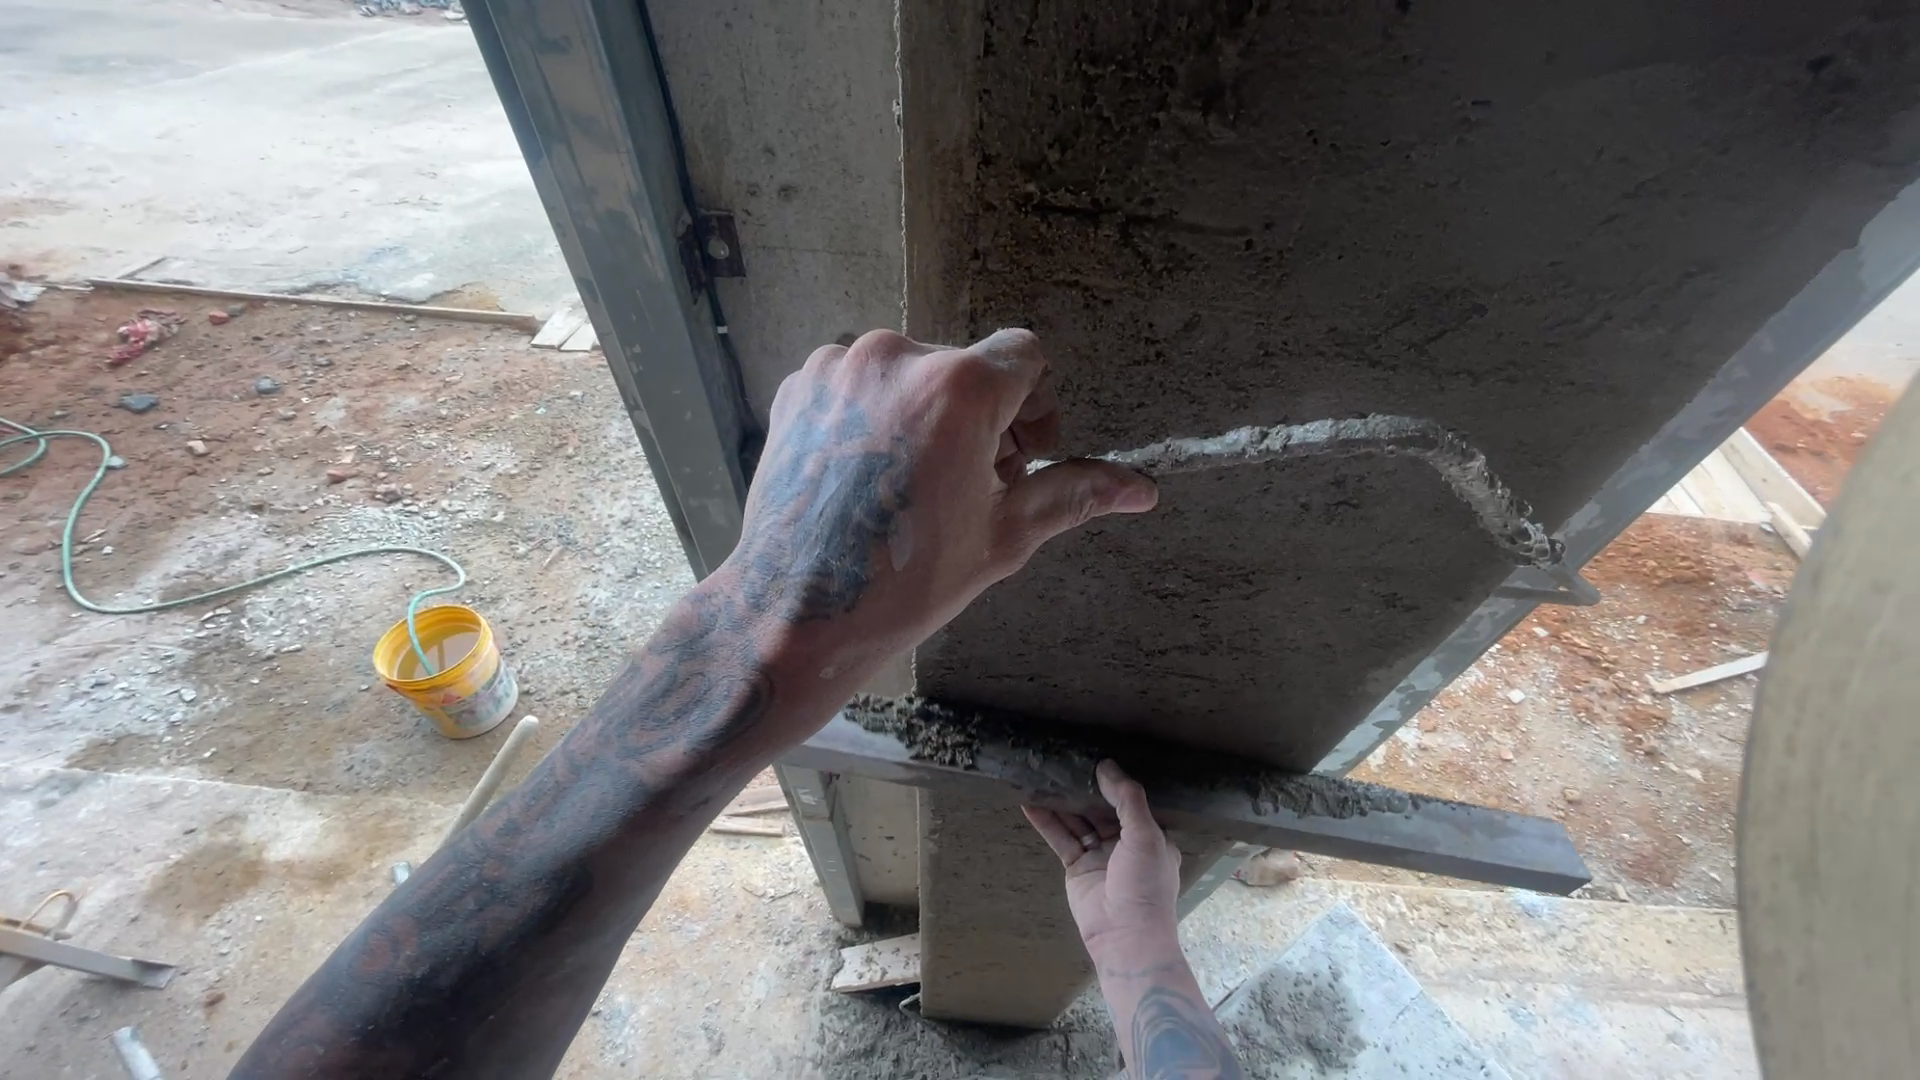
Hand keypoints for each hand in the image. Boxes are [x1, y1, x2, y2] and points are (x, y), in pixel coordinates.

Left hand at [722, 328, 1158, 701]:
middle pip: (969, 367)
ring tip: (925, 483)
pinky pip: (862, 384)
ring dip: (934, 415)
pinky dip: (882, 416)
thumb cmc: (906, 582)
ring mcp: (838, 369)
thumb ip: (1073, 495)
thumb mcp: (1004, 536)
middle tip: (979, 482)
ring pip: (914, 373)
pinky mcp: (800, 388)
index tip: (1026, 452)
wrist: (798, 613)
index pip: (1026, 356)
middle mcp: (894, 358)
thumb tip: (1141, 489)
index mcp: (957, 388)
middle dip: (988, 418)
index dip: (1037, 406)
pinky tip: (877, 476)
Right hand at [1025, 760, 1181, 966]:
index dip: (1112, 782)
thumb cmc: (1144, 885)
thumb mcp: (1145, 835)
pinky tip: (1030, 804)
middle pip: (1099, 808)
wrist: (1126, 937)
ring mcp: (1098, 855)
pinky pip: (1060, 838)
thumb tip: (1106, 766)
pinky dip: (1046, 821)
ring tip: (1040, 776)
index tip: (1093, 758)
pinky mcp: (1076, 868)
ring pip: (1077, 821)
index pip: (1129, 801)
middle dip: (1081, 788)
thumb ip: (1127, 799)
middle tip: (1060, 762)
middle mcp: (1123, 843)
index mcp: (1149, 836)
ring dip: (1060, 801)